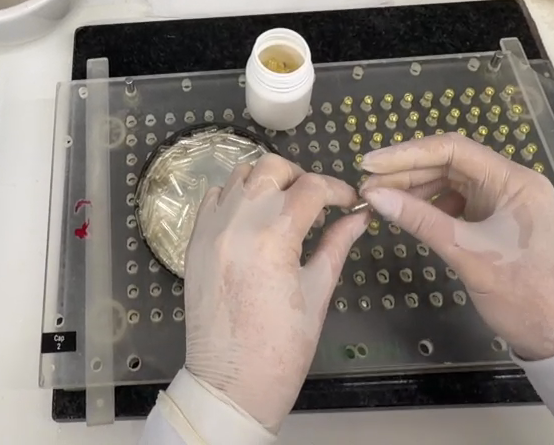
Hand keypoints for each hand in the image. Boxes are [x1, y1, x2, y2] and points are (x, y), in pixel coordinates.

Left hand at [182, 154, 367, 430]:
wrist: (230, 385)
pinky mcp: (194, 237)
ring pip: (241, 174)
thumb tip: (359, 217)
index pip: (312, 188)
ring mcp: (211, 225)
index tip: (349, 202)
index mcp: (274, 235)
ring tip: (284, 207)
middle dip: (300, 177)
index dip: (337, 189)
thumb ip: (336, 246)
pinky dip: (235, 195)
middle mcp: (238, 219)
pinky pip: (215, 195)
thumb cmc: (281, 348)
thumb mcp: (317, 294)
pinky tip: (251, 218)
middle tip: (316, 202)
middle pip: (272, 167)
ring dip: (267, 181)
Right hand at [361, 134, 553, 360]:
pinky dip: (431, 206)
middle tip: (368, 186)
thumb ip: (420, 220)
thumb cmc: (526, 296)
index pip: (452, 149)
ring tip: (381, 200)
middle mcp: (510, 183)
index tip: (370, 163)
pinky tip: (409, 215)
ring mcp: (504, 202)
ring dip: (415, 189)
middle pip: (449, 163)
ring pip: (450, 182)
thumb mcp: (469, 256)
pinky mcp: (497, 221)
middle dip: (406, 172)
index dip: (406, 153)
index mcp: (514, 180)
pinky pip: (457, 202)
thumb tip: (373, 195)